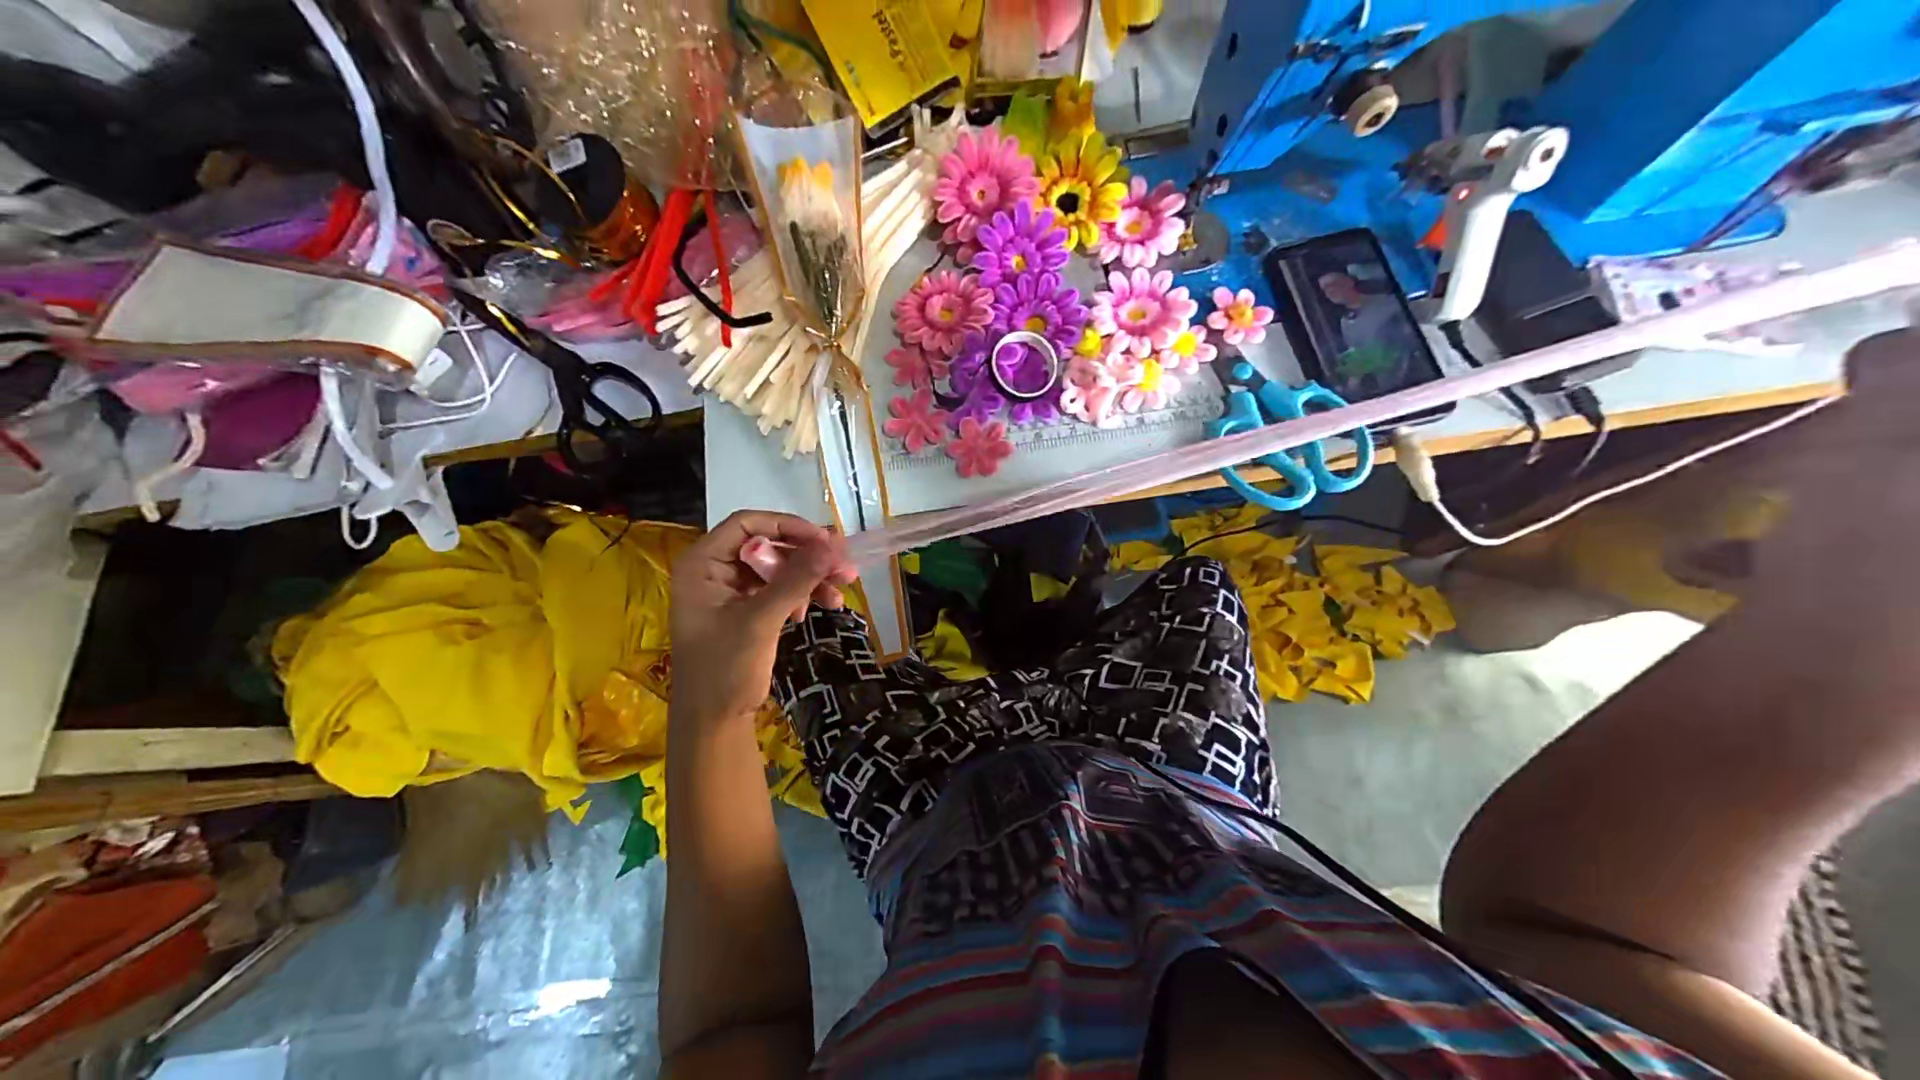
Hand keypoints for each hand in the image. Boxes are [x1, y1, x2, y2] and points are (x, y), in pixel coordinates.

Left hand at [669, 511, 855, 725]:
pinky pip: (776, 590)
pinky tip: (822, 606)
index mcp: (702, 564)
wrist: (713, 724)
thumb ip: (795, 578)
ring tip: (840, 591)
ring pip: (776, 568)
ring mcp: (728, 592)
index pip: (747, 524)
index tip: (824, 540)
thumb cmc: (725, 669)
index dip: (787, 526)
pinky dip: (800, 594)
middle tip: (844, 566)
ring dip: (809, 577)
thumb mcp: (761, 620)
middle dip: (806, 556)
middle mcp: (713, 571)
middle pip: (767, 545)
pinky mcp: (743, 611)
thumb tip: (832, 543)